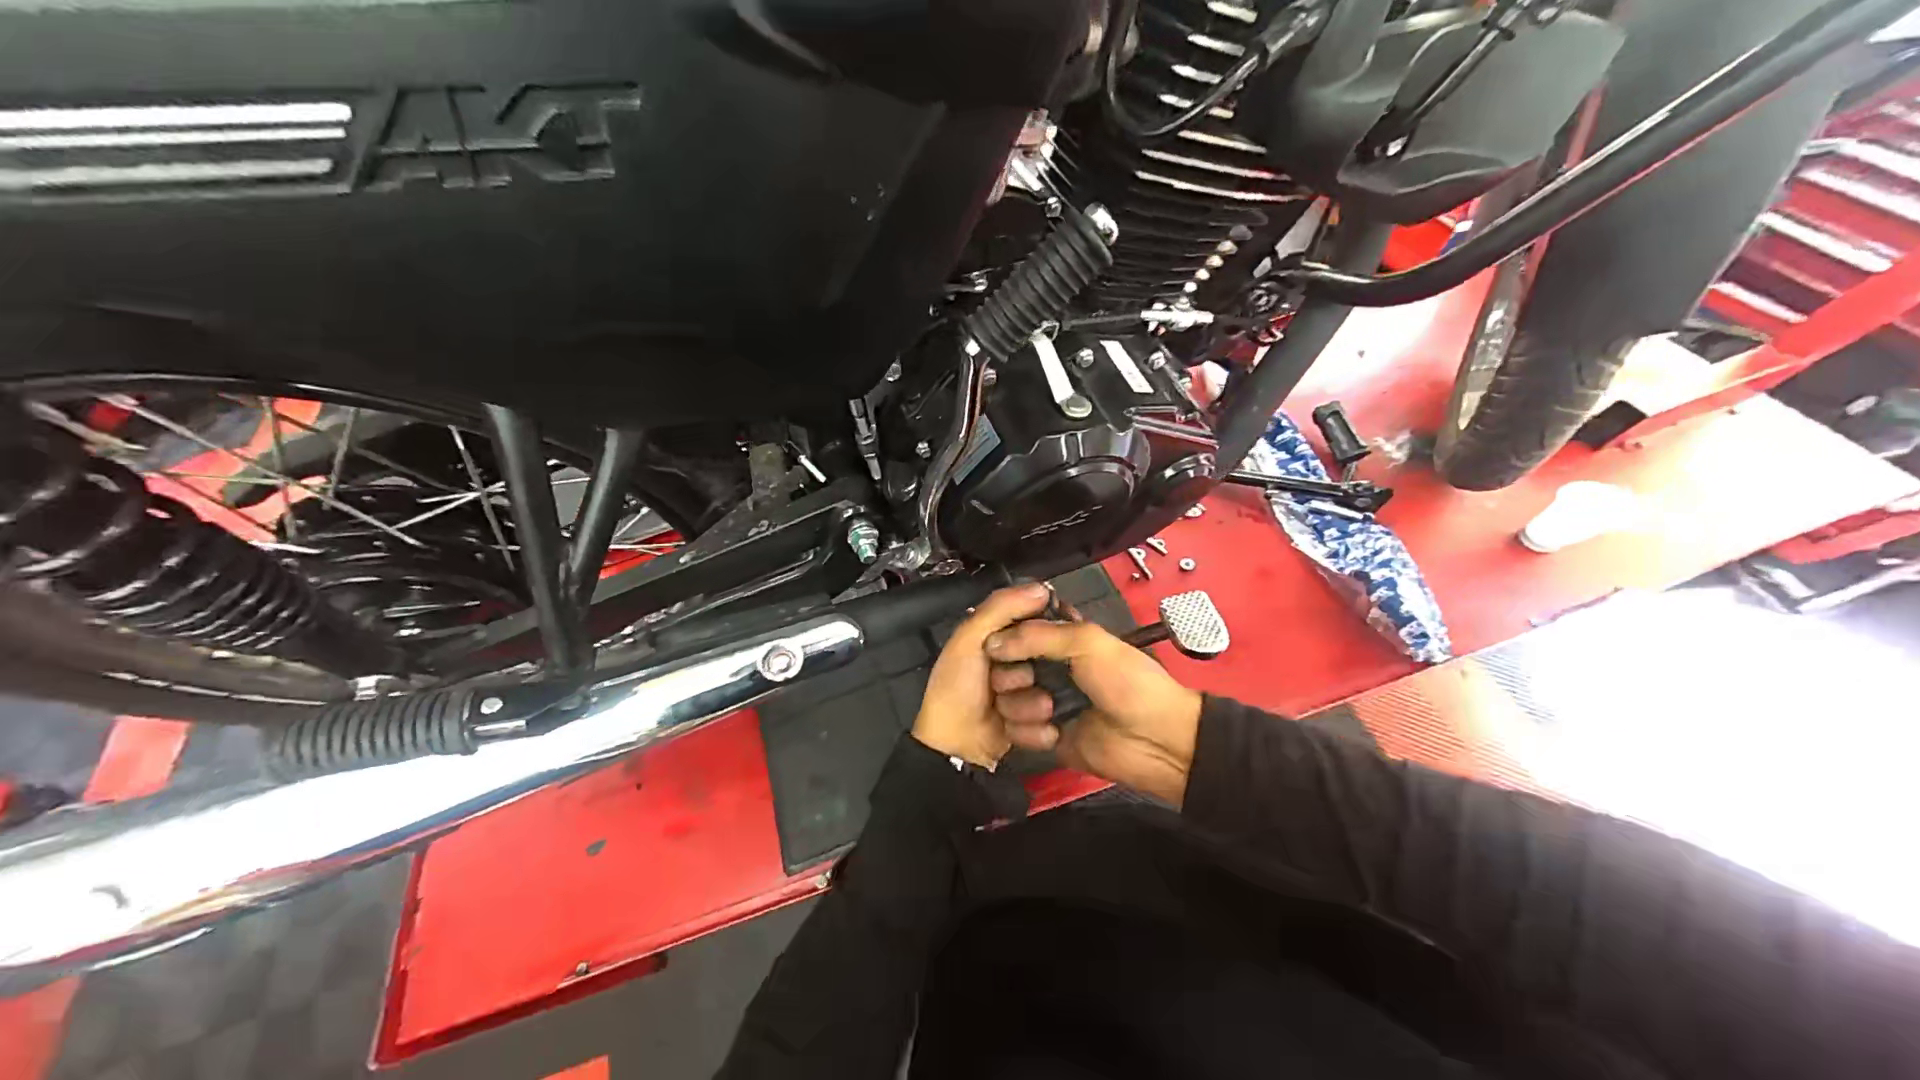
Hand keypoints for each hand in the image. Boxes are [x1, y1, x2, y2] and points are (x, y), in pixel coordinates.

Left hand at [911, 583, 1055, 767]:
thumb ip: (1001, 608)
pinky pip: (1052, 723)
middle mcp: (1022, 664)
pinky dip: (1032, 728)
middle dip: (1024, 675)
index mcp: (1005, 639)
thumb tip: (1043, 588)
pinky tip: (1009, 728)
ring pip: (1052, 693)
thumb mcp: (970, 638)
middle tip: (999, 683)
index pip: (1041, 627)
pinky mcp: (1039, 727)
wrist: (953, 744)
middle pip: (1050, 663)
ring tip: (1000, 709)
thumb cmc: (956, 686)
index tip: (1044, 640)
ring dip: (1025, 704)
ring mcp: (1032, 697)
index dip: (1043, 633)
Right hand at [985, 616, 1202, 805]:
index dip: (1005, 638)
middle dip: (1011, 676)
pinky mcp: (1043, 737)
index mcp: (1061, 641)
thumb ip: (1038, 635)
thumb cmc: (1128, 683)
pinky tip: (1054, 733)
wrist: (1155, 740)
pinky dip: (1030, 732)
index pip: (1016, 633)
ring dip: (1024, 706)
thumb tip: (992, 642)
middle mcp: (1048, 669)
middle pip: (1003, 667)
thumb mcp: (1088, 643)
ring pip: (1004, 700)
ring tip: (1051, 711)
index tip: (1001, 645)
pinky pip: (1014, 731)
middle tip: (1031, 681)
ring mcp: (1043, 704)